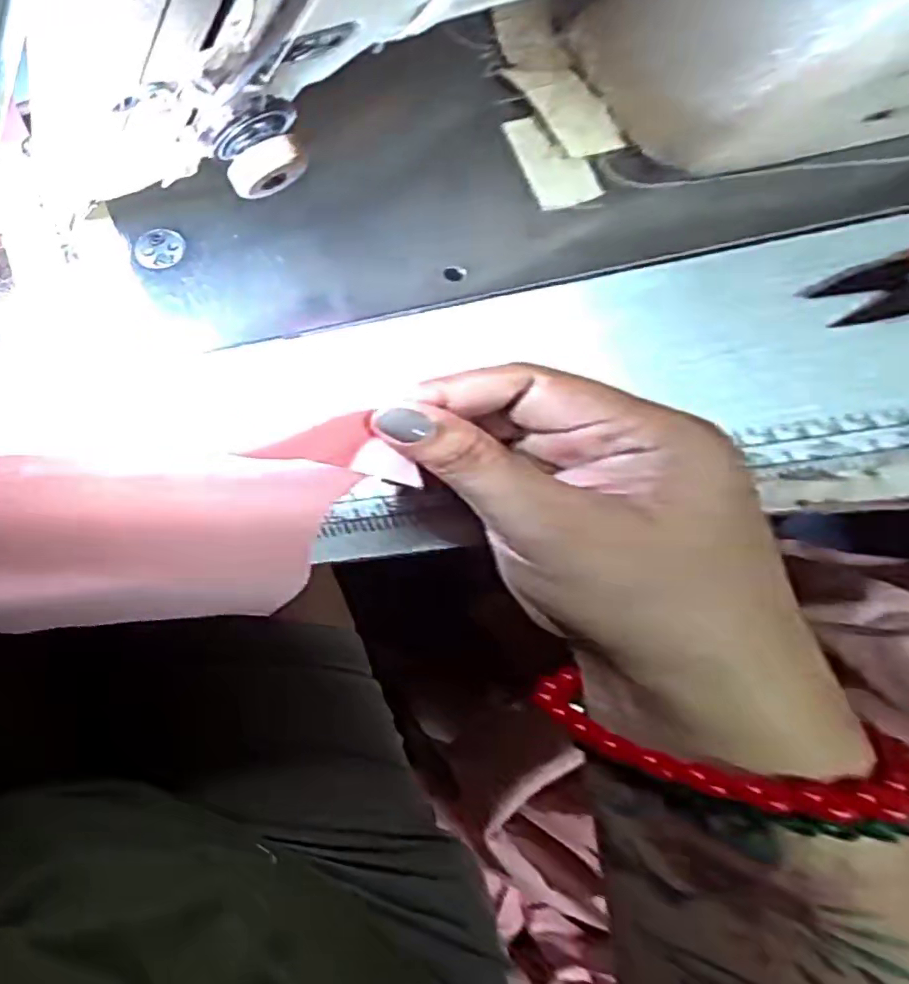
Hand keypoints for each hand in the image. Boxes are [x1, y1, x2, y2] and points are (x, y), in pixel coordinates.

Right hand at [370, 363, 869, 776]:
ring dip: (449, 452)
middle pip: (513, 410)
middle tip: (383, 440)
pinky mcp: (571, 508)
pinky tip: (430, 483)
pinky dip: (464, 478)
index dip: (454, 392)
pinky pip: (506, 476)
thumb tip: (394, 416)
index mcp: (644, 431)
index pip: (530, 384)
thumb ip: (466, 462)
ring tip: (397, 462)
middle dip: (445, 423)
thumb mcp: (542, 524)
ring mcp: (596, 477)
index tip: (391, 413)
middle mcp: (622, 443)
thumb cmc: (640, 603)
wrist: (693, 692)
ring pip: (503, 443)